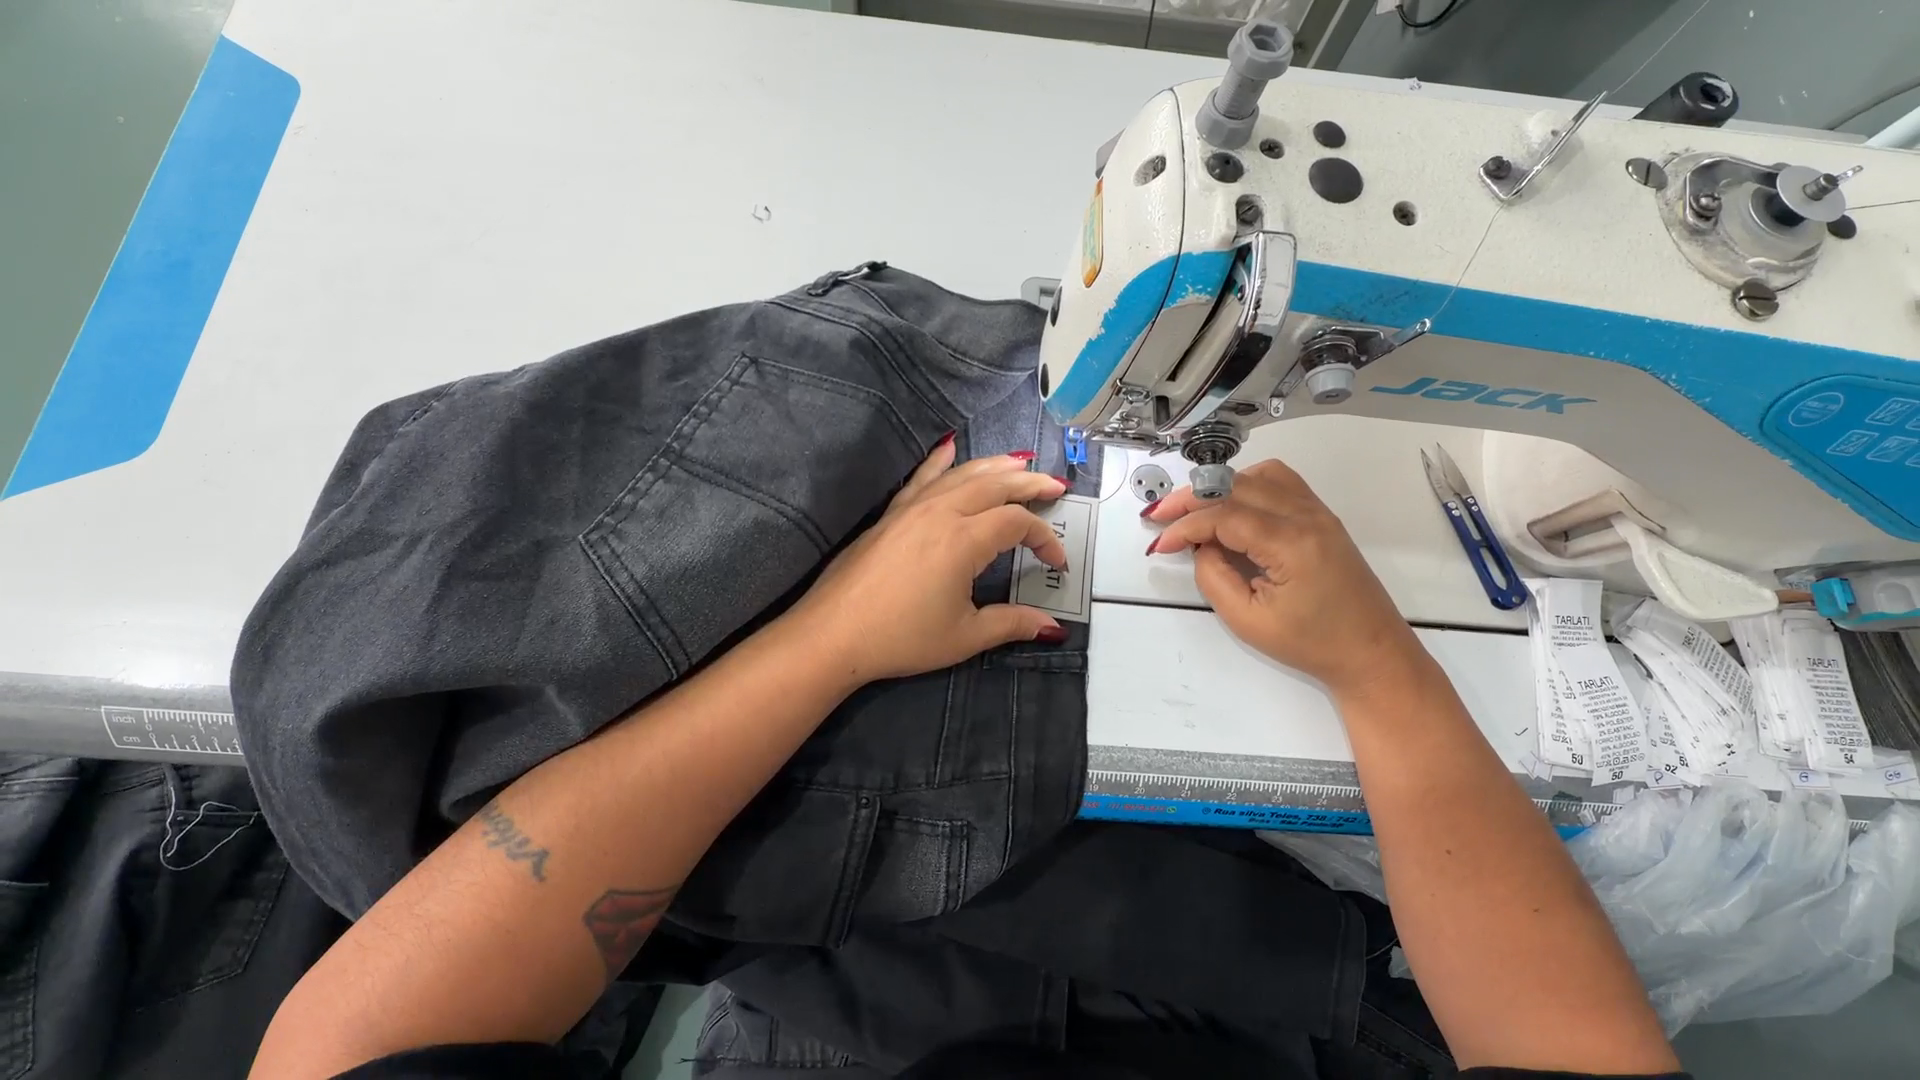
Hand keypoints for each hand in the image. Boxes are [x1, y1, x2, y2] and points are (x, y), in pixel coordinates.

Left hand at [786, 439, 1071, 685]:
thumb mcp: (964, 636)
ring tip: (1019, 463)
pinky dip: (939, 461)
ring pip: (961, 475)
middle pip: (995, 485)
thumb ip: (1012, 624)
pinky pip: (921, 477)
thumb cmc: (900, 638)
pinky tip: (948, 447)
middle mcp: (941, 513)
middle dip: (1029, 484)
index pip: (1017, 523)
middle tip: (1055, 485)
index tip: (1056, 563)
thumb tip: (1051, 628)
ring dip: (994, 467)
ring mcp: (912, 509)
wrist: (832, 634)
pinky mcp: (890, 514)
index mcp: (964, 540)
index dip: (1044, 538)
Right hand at [1143, 460, 1428, 699]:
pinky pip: (1281, 482)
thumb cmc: (1311, 644)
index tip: (1160, 545)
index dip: (1185, 526)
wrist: (1371, 653)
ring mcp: (1318, 513)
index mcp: (1291, 543)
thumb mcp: (1248, 621)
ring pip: (1259, 476)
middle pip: (1238, 486)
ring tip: (1192, 510)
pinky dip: (1248, 485)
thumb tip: (1202, 548)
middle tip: (1158, 516)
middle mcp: (1307, 516)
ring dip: (1221, 487)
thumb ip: (1215, 578)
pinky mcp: (1322, 518)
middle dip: (1192, 498)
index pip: (1224, 516)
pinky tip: (1231, 506)